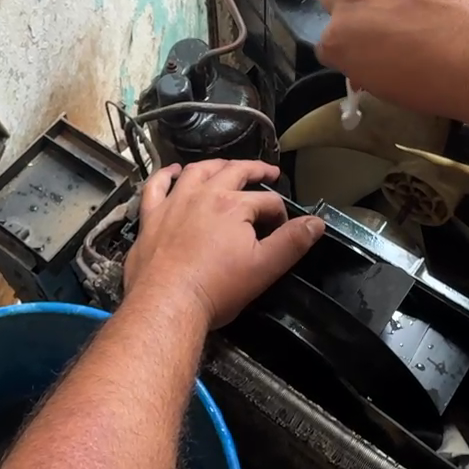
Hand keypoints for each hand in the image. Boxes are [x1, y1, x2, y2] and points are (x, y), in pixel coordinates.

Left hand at [122, 160, 325, 328]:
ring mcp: (174, 203)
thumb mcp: (264, 268)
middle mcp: (204, 195)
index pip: (267, 201)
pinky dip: (166, 174)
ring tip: (227, 166)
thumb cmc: (217, 288)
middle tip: (268, 172)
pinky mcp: (151, 217)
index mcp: (234, 205)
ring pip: (197, 171)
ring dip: (216, 165)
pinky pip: (157, 186)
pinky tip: (174, 172)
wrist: (166, 303)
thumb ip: (292, 242)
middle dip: (255, 170)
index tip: (282, 227)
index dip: (280, 212)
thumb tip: (316, 223)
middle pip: (234, 172)